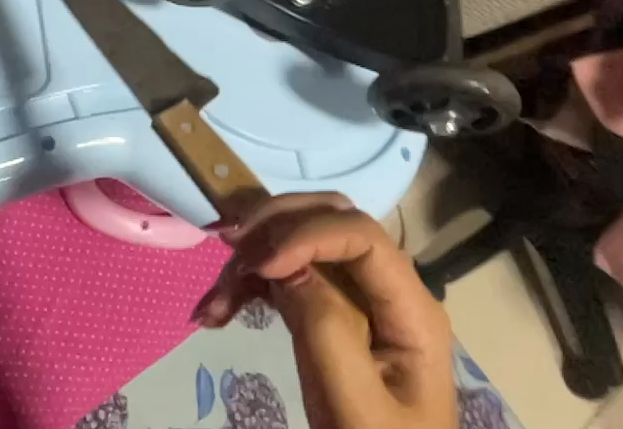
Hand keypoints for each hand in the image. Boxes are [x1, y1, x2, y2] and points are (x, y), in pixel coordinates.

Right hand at [193, 194, 456, 428]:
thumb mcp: (356, 404)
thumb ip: (325, 328)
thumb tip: (285, 266)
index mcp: (409, 309)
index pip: (362, 235)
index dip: (306, 234)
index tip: (260, 266)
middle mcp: (383, 287)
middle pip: (327, 219)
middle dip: (272, 225)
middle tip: (228, 247)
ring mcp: (352, 295)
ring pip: (295, 240)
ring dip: (249, 259)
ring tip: (212, 301)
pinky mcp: (323, 308)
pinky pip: (280, 274)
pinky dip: (244, 284)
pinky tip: (214, 311)